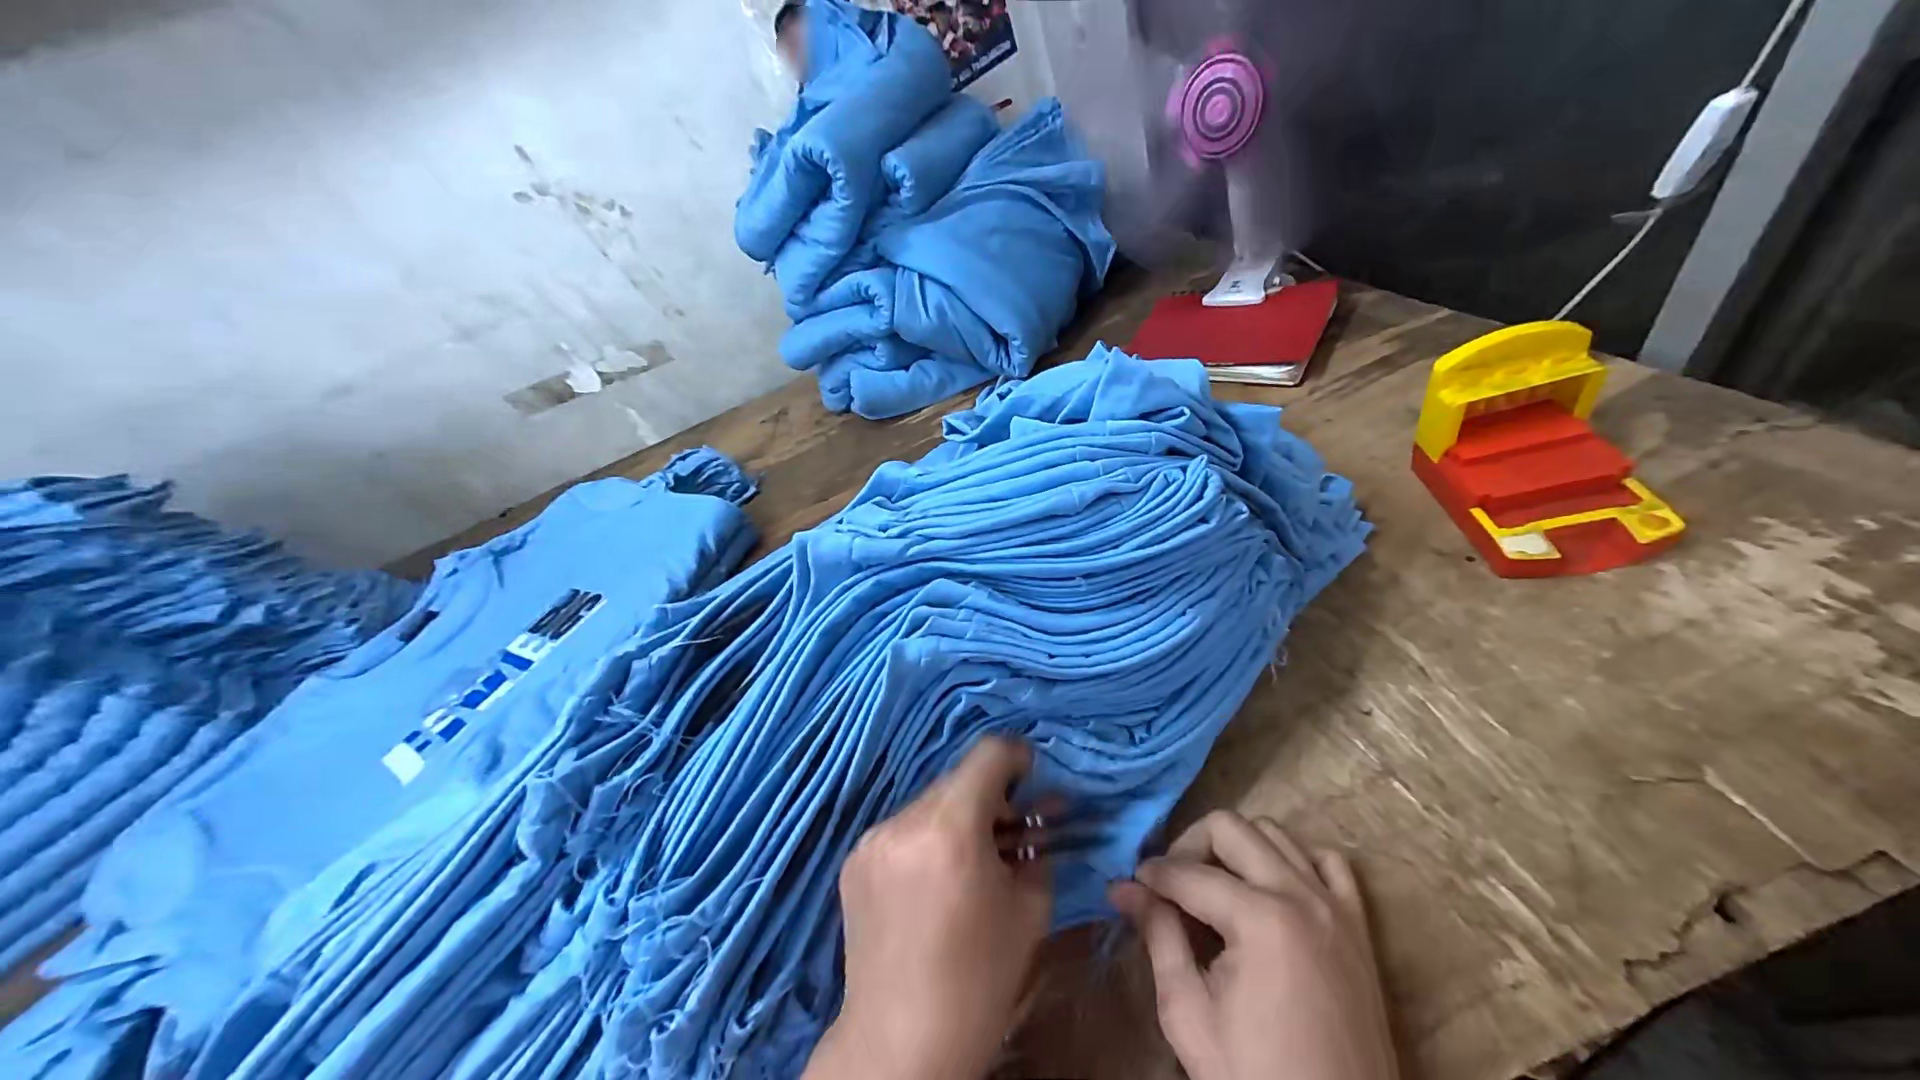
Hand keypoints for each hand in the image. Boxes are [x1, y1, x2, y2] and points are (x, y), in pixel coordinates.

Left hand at [803, 736, 1051, 1079]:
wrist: (903, 1039)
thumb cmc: (979, 978)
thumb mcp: (1029, 908)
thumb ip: (1036, 848)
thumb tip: (1039, 818)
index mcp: (950, 829)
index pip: (987, 754)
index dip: (1016, 758)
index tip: (1031, 779)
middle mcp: (903, 821)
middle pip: (957, 780)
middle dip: (989, 797)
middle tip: (1012, 830)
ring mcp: (872, 839)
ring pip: (928, 804)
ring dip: (956, 819)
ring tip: (971, 860)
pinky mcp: (853, 860)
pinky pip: (901, 830)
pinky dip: (925, 839)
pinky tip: (934, 880)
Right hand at [1109, 811, 1397, 1079]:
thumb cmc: (1252, 1076)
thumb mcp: (1188, 1011)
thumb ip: (1158, 935)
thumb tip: (1121, 888)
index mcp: (1259, 919)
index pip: (1187, 872)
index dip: (1150, 875)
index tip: (1130, 886)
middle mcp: (1301, 895)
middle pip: (1229, 828)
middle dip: (1188, 846)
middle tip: (1169, 884)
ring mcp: (1336, 907)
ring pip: (1275, 832)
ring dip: (1236, 849)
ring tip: (1214, 887)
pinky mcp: (1359, 926)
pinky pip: (1327, 861)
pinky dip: (1295, 861)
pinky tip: (1272, 890)